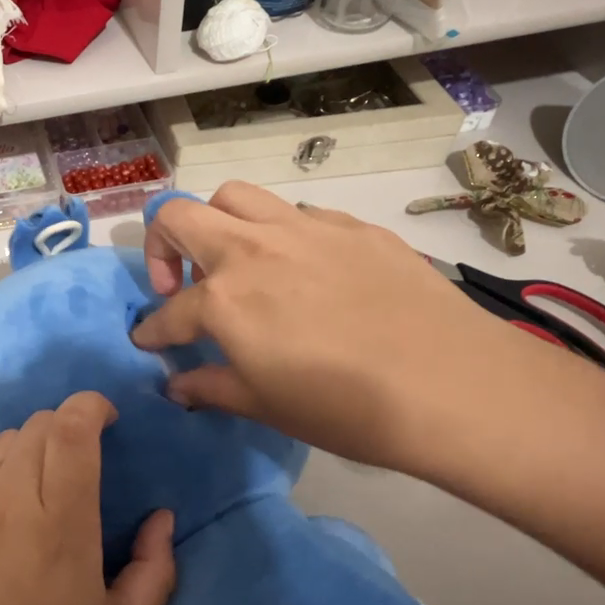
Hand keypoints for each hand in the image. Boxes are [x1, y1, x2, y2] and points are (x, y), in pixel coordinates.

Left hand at [0, 391, 175, 604]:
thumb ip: (154, 567)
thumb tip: (162, 515)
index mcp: (62, 525)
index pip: (71, 429)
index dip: (91, 405)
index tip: (110, 416)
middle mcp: (10, 502)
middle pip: (37, 424)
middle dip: (68, 424)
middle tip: (87, 455)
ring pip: (2, 441)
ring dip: (33, 443)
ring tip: (50, 478)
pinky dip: (0, 469)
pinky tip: (13, 505)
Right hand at [129, 182, 577, 472]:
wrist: (456, 386)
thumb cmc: (348, 408)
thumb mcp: (265, 406)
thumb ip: (210, 387)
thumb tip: (176, 385)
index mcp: (224, 298)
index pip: (167, 311)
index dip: (151, 330)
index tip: (148, 340)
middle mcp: (252, 250)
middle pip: (180, 215)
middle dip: (161, 245)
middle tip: (179, 284)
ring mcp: (304, 230)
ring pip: (236, 196)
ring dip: (218, 222)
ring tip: (235, 259)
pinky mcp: (352, 227)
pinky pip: (298, 214)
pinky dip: (282, 235)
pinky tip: (305, 270)